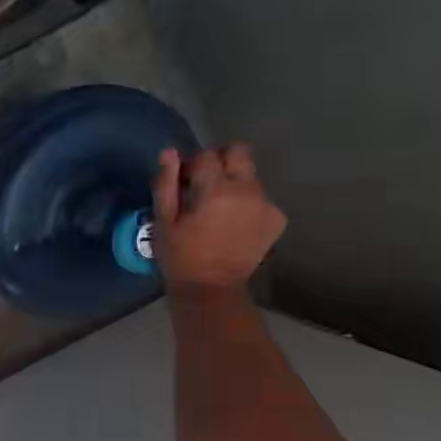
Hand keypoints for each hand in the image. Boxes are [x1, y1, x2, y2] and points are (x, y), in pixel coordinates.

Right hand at [152, 143, 286, 291]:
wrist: (211, 288)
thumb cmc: (179, 255)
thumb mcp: (163, 221)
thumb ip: (166, 184)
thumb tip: (169, 152)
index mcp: (216, 190)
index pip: (206, 156)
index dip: (191, 164)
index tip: (182, 181)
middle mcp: (248, 190)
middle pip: (240, 153)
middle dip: (221, 161)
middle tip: (204, 185)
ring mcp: (266, 203)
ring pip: (250, 177)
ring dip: (234, 184)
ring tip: (218, 210)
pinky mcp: (277, 218)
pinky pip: (260, 199)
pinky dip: (246, 204)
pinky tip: (233, 224)